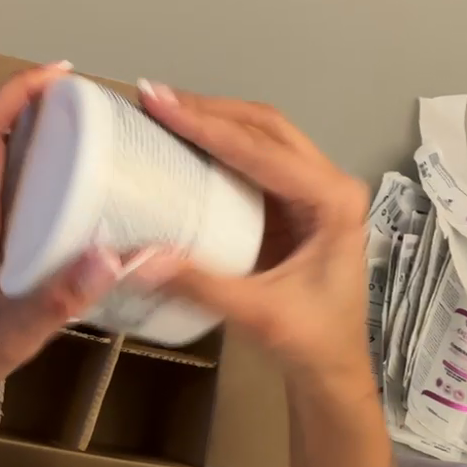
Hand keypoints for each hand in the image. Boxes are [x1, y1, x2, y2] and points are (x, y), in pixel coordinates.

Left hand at [0, 62, 118, 419]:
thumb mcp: (17, 330)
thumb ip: (61, 298)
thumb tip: (114, 256)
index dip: (17, 90)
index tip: (61, 77)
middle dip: (22, 94)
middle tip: (74, 98)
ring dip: (17, 116)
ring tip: (69, 120)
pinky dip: (14, 144)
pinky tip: (51, 164)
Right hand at [129, 81, 401, 466]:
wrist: (331, 368)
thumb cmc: (308, 341)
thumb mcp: (255, 313)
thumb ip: (199, 284)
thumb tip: (134, 258)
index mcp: (331, 202)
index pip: (262, 150)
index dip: (207, 125)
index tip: (159, 104)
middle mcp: (328, 185)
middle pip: (266, 126)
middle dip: (209, 109)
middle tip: (153, 98)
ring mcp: (312, 192)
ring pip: (263, 135)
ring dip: (214, 119)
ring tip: (163, 110)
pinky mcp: (292, 205)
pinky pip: (254, 158)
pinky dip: (219, 143)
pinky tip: (185, 141)